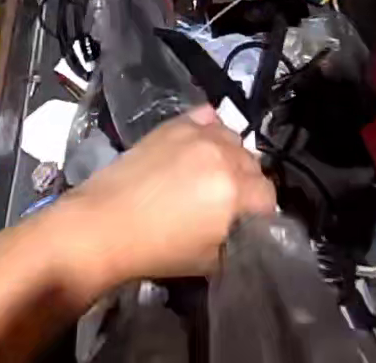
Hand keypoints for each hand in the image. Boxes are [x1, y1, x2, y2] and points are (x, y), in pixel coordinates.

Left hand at [50, 106, 275, 289]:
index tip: (250, 221)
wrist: (107, 220)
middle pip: (252, 162)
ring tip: (214, 172)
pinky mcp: (174, 123)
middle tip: (230, 200)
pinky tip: (202, 145)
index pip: (268, 194)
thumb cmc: (158, 248)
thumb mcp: (210, 258)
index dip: (261, 211)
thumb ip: (236, 238)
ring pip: (233, 137)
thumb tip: (244, 228)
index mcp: (233, 190)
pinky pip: (206, 116)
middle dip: (248, 182)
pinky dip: (210, 129)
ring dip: (230, 155)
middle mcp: (221, 154)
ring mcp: (196, 133)